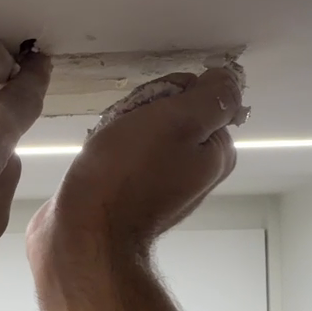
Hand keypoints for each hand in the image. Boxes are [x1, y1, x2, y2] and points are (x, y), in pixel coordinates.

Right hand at [28, 67, 242, 268]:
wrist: (83, 233)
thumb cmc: (126, 174)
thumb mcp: (178, 120)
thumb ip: (212, 96)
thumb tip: (228, 77)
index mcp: (216, 154)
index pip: (200, 96)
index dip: (169, 91)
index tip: (148, 109)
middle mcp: (197, 172)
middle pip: (172, 114)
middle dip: (142, 111)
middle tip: (123, 129)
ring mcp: (165, 186)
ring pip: (144, 132)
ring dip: (121, 129)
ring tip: (105, 148)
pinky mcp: (133, 196)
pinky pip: (125, 156)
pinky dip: (110, 151)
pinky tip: (97, 162)